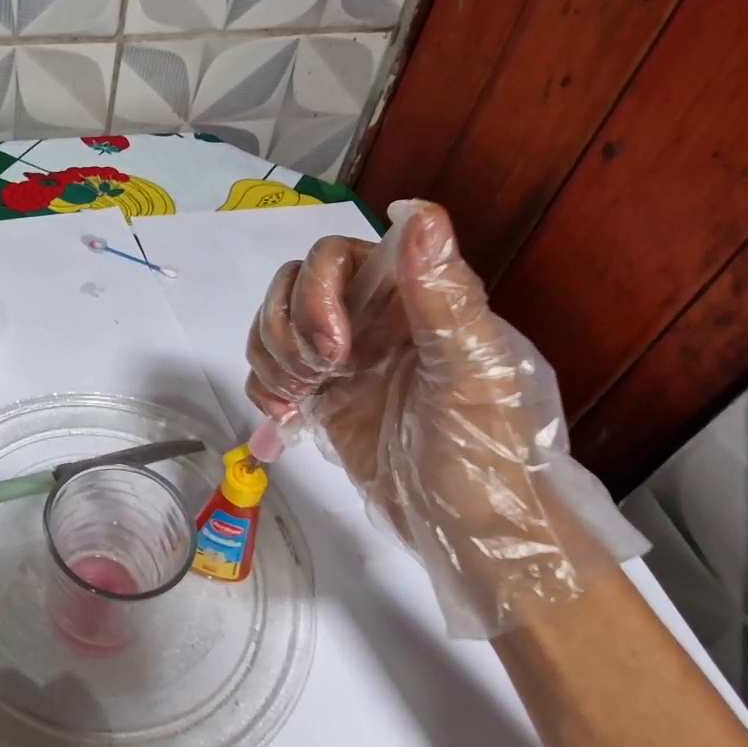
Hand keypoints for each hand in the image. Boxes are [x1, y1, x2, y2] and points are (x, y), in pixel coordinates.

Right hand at [245, 201, 617, 635]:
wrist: (471, 533)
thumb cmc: (484, 455)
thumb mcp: (468, 375)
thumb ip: (440, 295)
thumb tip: (418, 213)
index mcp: (412, 296)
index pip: (333, 256)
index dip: (316, 294)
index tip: (333, 351)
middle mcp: (372, 315)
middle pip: (291, 286)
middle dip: (288, 332)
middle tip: (317, 380)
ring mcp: (343, 355)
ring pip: (273, 324)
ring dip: (272, 359)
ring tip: (299, 400)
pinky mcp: (321, 394)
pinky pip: (267, 369)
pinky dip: (263, 388)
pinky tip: (286, 418)